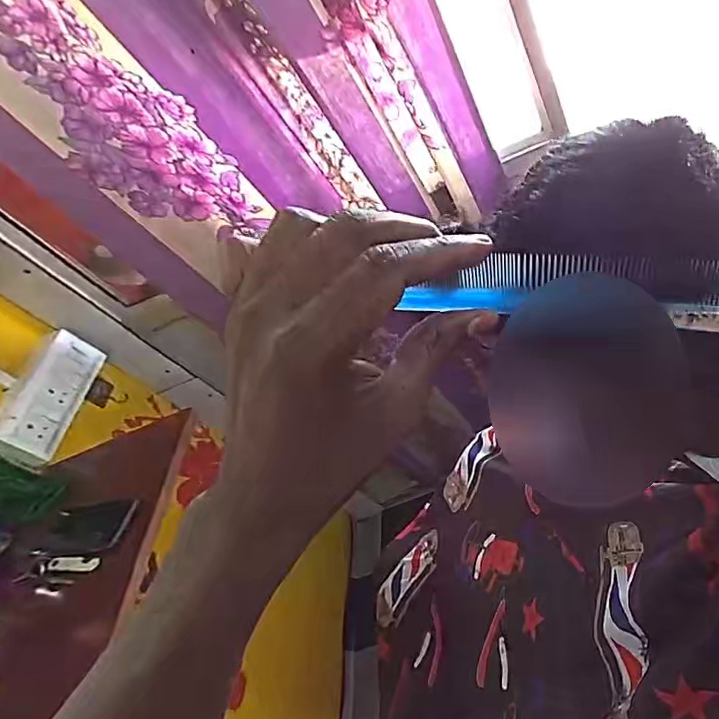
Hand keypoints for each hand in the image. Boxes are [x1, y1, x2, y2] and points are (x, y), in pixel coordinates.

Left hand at [204, 208, 493, 578]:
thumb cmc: (334, 462)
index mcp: (311, 345)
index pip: (383, 270)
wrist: (262, 492)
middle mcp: (270, 311)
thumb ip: (435, 348)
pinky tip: (335, 252)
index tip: (479, 248)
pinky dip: (307, 235)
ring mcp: (245, 303)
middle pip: (343, 234)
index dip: (438, 253)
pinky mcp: (236, 305)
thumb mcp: (397, 411)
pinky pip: (266, 243)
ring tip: (395, 248)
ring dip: (357, 227)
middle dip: (405, 229)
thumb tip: (482, 311)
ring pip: (301, 225)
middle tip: (445, 246)